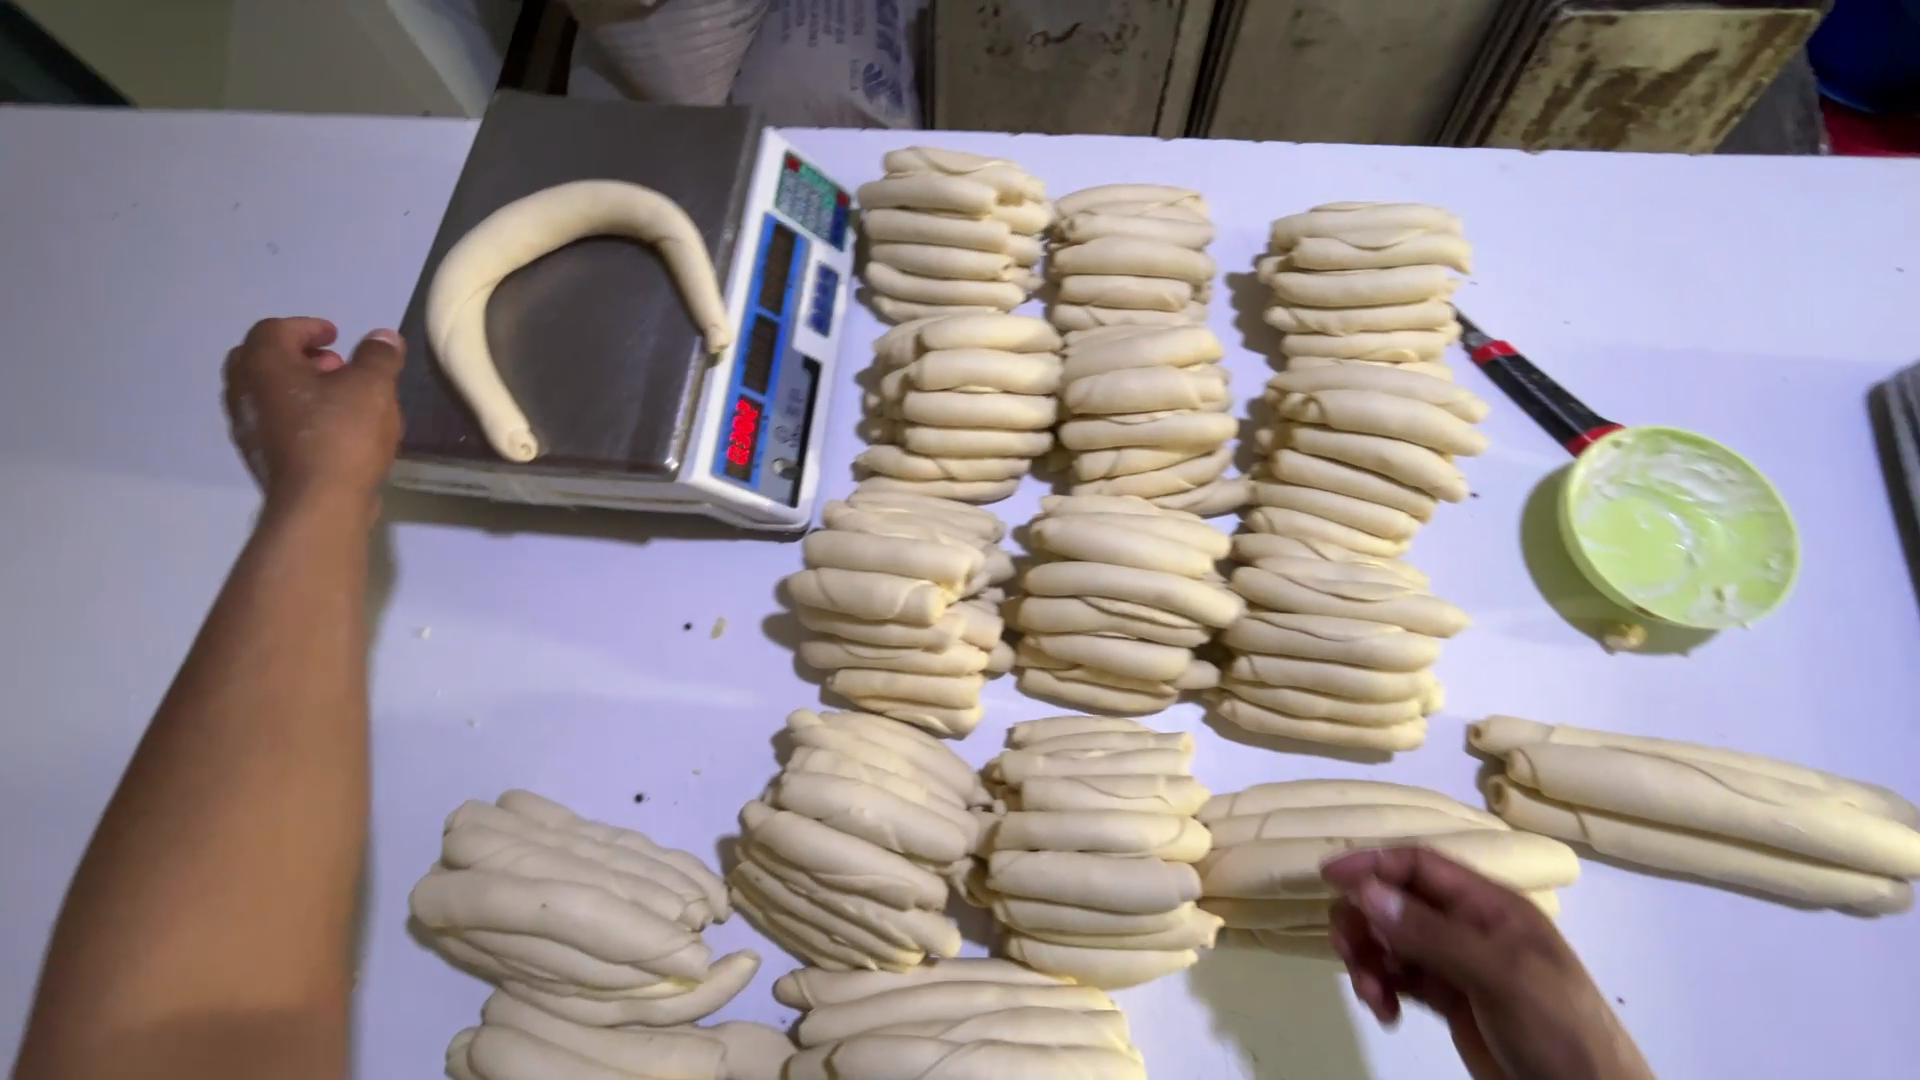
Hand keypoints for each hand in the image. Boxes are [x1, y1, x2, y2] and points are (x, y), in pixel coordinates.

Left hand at [223, 317, 404, 517]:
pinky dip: (297, 411)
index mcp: (265, 365)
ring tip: (336, 396)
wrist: (320, 501)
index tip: (336, 335)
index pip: (275, 330)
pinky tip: (329, 427)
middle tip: (333, 363)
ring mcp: (247, 424)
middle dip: (297, 355)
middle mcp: (244, 390)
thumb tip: (383, 336)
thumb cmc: (344, 435)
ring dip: (297, 385)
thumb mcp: (374, 388)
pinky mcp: (260, 454)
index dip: (307, 327)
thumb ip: (378, 358)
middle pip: (261, 358)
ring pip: (266, 391)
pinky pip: (273, 419)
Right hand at [1322, 847, 1652, 1079]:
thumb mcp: (1498, 976)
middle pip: (1395, 902)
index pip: (1419, 865)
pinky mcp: (1448, 999)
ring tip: (1371, 994)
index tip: (1330, 878)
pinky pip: (1397, 977)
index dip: (1373, 864)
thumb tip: (1364, 891)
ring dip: (1368, 959)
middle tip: (1347, 950)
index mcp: (1488, 906)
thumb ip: (1430, 932)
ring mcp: (1457, 964)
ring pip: (1390, 940)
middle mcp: (1468, 926)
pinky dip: (1381, 987)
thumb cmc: (1558, 1032)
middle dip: (1364, 921)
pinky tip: (1385, 1011)